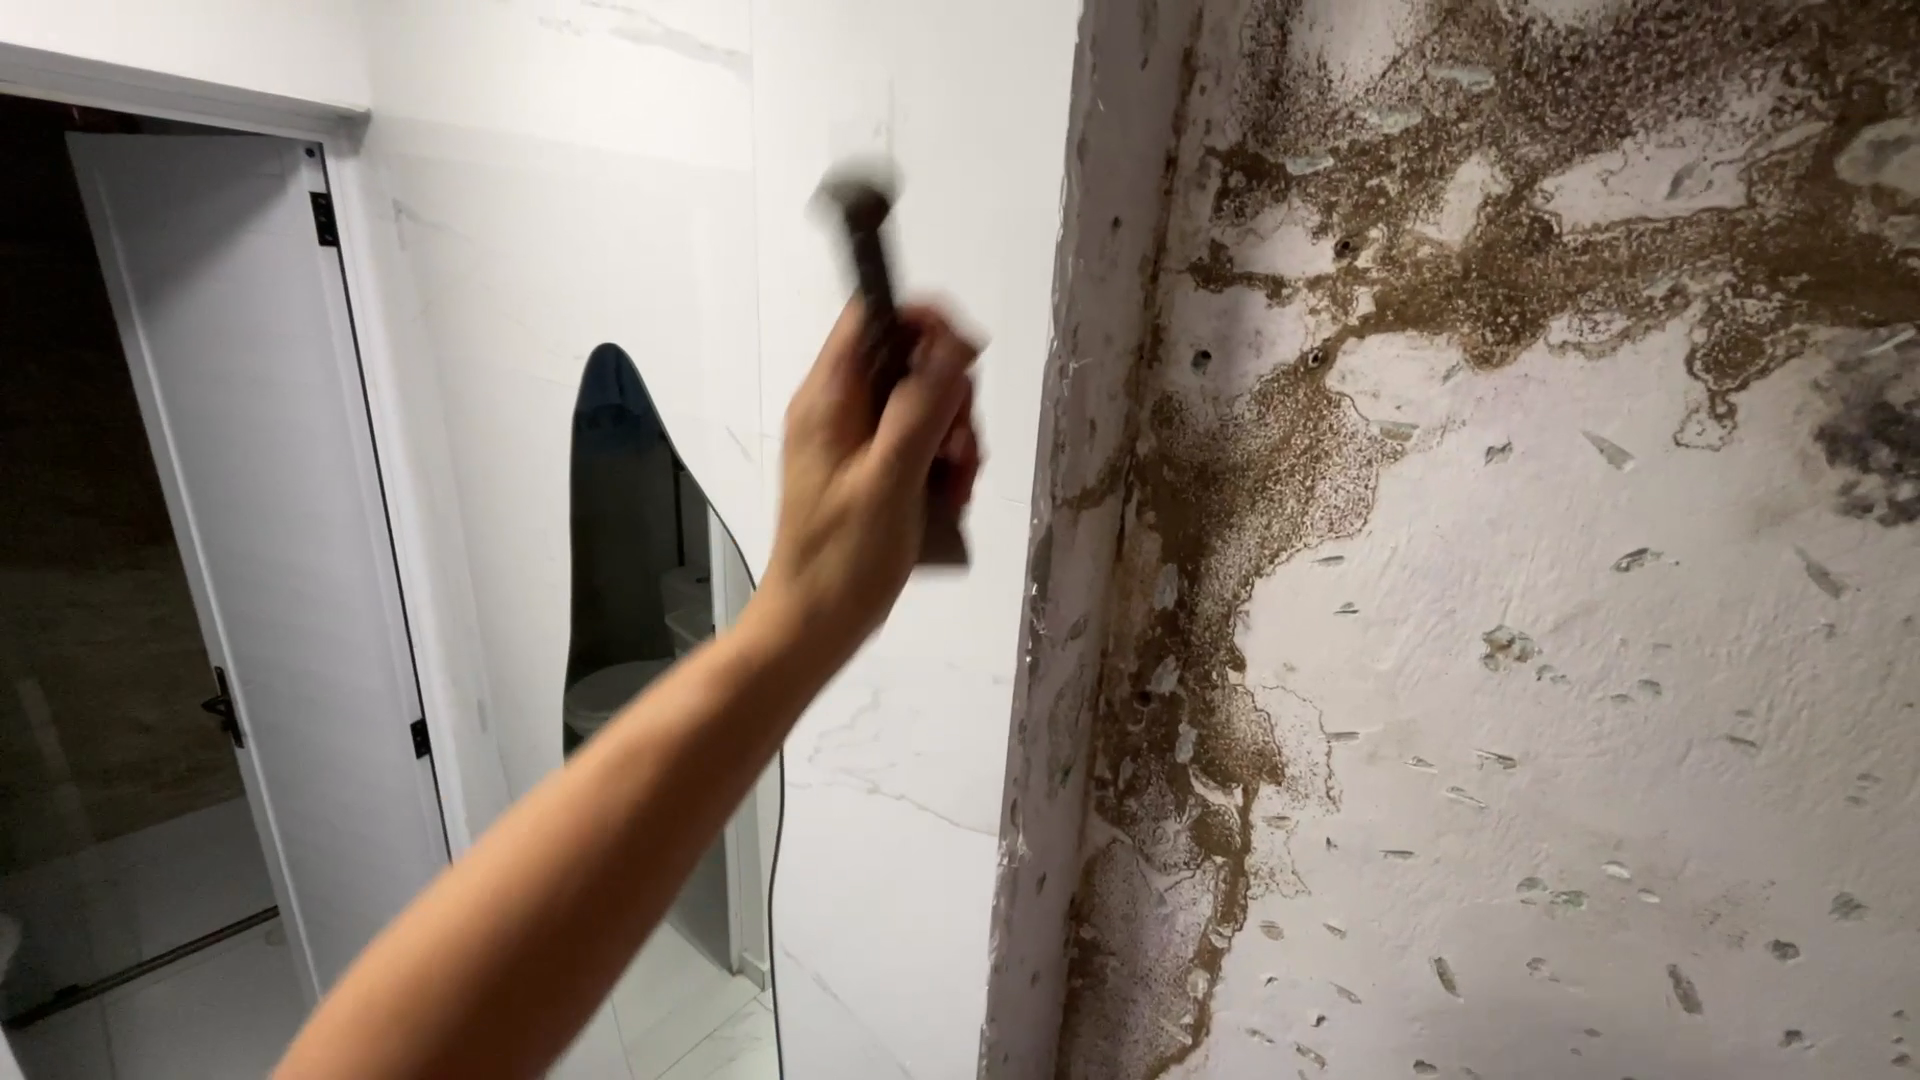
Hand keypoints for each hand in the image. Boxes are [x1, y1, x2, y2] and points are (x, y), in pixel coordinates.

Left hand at [754, 299, 981, 660]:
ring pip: (921, 406)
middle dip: (950, 399)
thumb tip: (953, 344)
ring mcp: (854, 442)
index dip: (924, 322)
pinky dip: (941, 465)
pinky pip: (917, 444)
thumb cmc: (846, 557)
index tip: (966, 359)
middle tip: (959, 450)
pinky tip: (950, 499)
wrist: (816, 623)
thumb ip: (921, 407)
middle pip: (908, 363)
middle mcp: (839, 409)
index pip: (874, 317)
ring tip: (957, 486)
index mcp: (829, 398)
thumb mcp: (890, 478)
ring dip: (953, 439)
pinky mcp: (869, 471)